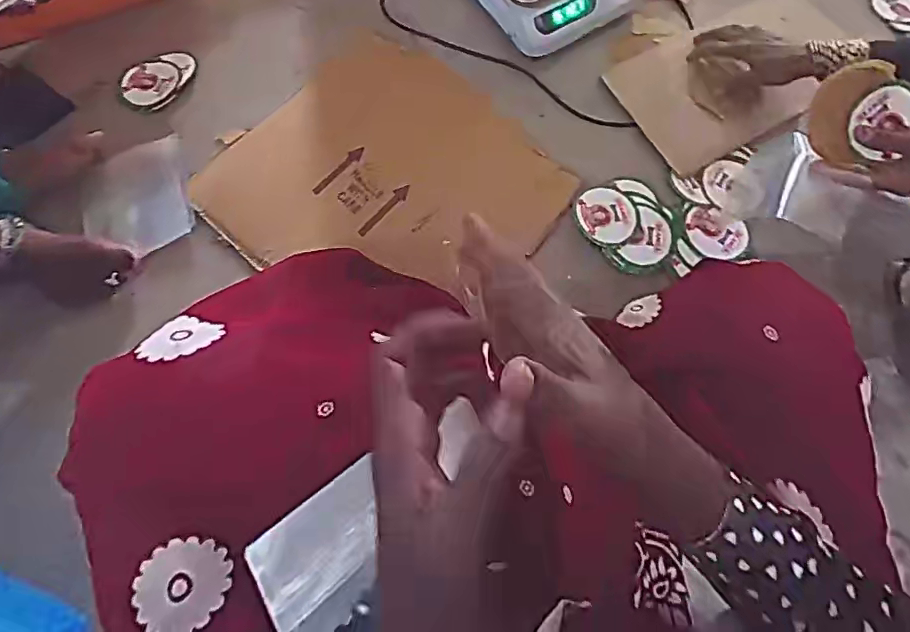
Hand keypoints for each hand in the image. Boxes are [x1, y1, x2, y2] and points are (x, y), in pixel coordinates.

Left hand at [373, 311, 530, 631]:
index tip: (475, 319)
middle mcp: (404, 439)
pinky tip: (509, 410)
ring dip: (469, 369)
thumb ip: (492, 448)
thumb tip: (519, 370)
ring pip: (436, 391)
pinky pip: (453, 420)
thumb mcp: (465, 519)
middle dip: (454, 342)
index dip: (424, 328)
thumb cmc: (437, 589)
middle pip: (414, 367)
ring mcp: (420, 458)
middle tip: (502, 337)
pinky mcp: (439, 477)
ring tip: (510, 366)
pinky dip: (479, 401)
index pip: (390, 358)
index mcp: (397, 440)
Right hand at [457, 215, 732, 539]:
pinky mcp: (557, 356)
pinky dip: (504, 304)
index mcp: (555, 331)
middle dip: (492, 255)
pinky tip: (495, 308)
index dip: (494, 255)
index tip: (472, 222)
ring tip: (473, 254)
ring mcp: (556, 340)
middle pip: (518, 282)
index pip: (518, 285)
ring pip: (520, 296)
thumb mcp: (579, 414)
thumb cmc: (613, 429)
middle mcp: (553, 326)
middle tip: (468, 226)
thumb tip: (510, 365)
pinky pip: (522, 320)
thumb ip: (545, 390)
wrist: (644, 444)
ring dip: (497, 273)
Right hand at [687, 25, 820, 108]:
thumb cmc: (782, 69)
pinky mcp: (769, 32)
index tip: (690, 57)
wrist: (807, 55)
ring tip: (713, 33)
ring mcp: (758, 32)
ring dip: (720, 31)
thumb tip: (717, 89)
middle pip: (721, 35)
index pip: (714, 48)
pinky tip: (740, 31)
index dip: (701, 52)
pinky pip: (745, 28)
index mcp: (740, 48)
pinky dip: (736, 29)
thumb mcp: (757, 79)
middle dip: (707, 37)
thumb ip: (736, 83)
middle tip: (696, 41)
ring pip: (733, 29)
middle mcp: (746, 37)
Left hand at [817, 124, 909, 195]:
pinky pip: (885, 152)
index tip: (813, 164)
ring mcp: (905, 170)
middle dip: (840, 160)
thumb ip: (889, 138)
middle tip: (819, 145)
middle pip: (859, 171)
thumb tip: (857, 132)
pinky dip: (874, 142)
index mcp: (896, 181)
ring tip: (835, 136)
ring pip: (871, 161)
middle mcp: (896, 179)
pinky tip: (867, 128)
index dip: (834, 171)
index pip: (856, 178)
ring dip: (855, 150)